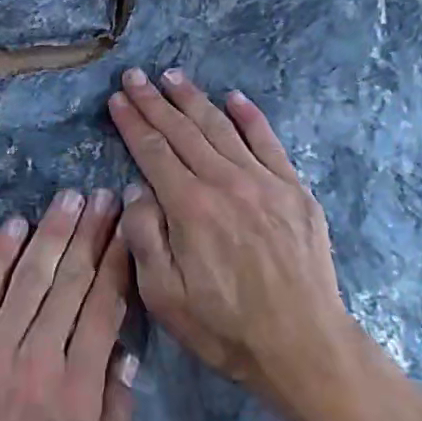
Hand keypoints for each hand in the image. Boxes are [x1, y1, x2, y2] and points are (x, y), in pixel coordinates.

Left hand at [0, 189, 137, 420]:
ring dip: (54, 232)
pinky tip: (17, 225)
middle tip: (105, 195)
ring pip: (31, 277)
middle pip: (72, 282)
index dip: (119, 261)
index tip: (128, 226)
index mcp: (79, 394)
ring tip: (71, 196)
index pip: (105, 307)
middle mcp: (39, 362)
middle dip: (93, 233)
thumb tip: (128, 355)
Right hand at [108, 68, 357, 416]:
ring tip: (173, 76)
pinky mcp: (294, 188)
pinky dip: (249, 115)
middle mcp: (225, 181)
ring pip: (221, 127)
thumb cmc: (226, 328)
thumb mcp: (165, 298)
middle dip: (155, 100)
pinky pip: (268, 140)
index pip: (153, 151)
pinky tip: (233, 97)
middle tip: (135, 75)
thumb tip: (135, 189)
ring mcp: (264, 180)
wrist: (304, 345)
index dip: (132, 122)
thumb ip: (144, 237)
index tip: (117, 99)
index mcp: (191, 207)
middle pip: (183, 130)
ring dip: (194, 99)